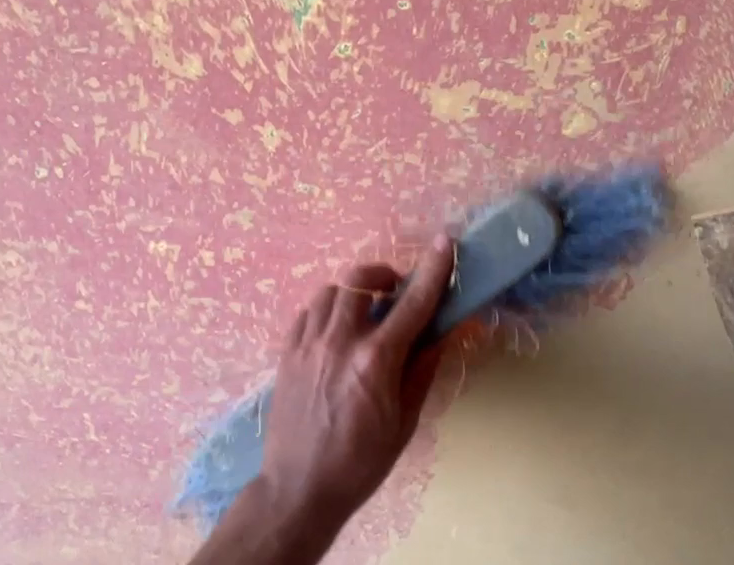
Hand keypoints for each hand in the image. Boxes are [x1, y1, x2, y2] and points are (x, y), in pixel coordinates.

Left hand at [256, 236, 455, 526]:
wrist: (298, 490)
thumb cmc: (361, 461)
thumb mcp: (405, 421)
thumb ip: (422, 369)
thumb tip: (442, 331)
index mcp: (375, 360)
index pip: (412, 303)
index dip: (433, 269)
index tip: (446, 242)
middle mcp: (339, 342)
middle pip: (361, 279)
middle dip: (383, 275)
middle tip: (395, 292)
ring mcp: (308, 344)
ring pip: (331, 290)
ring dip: (353, 292)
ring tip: (363, 313)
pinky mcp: (286, 352)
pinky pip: (307, 311)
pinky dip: (326, 310)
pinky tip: (334, 330)